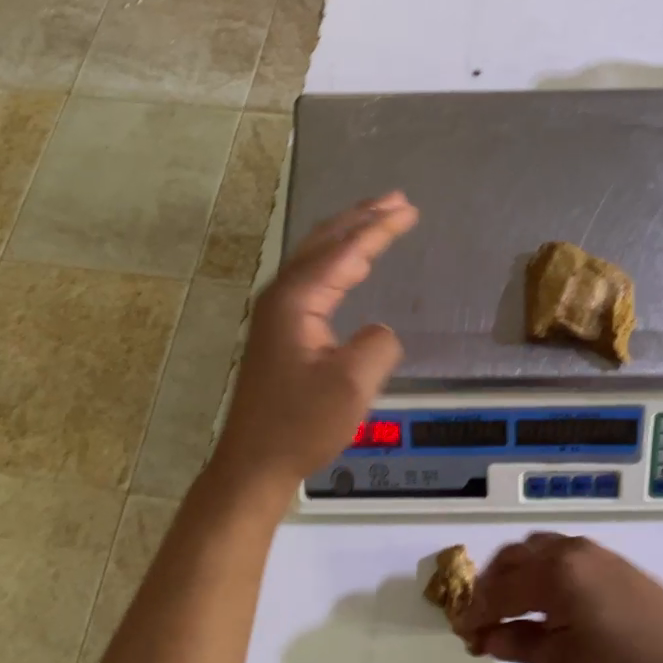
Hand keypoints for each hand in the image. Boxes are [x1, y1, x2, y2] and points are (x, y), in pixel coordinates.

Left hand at [209, 192, 418, 493]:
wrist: (254, 463)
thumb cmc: (300, 424)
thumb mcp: (351, 386)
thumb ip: (377, 346)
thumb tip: (379, 330)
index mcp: (295, 300)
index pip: (344, 252)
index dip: (378, 229)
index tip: (408, 209)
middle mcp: (281, 296)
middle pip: (324, 242)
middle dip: (361, 218)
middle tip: (397, 199)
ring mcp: (276, 313)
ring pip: (316, 257)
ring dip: (348, 235)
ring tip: (378, 217)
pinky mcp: (279, 331)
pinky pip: (313, 278)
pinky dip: (337, 260)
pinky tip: (349, 266)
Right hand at [453, 534, 662, 662]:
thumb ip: (520, 644)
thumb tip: (486, 637)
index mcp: (554, 573)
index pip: (499, 590)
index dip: (477, 613)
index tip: (463, 635)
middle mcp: (567, 550)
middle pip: (512, 558)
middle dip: (490, 587)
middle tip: (481, 622)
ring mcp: (589, 550)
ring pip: (534, 549)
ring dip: (513, 573)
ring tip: (509, 608)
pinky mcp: (607, 558)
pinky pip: (556, 551)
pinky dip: (537, 568)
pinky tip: (542, 598)